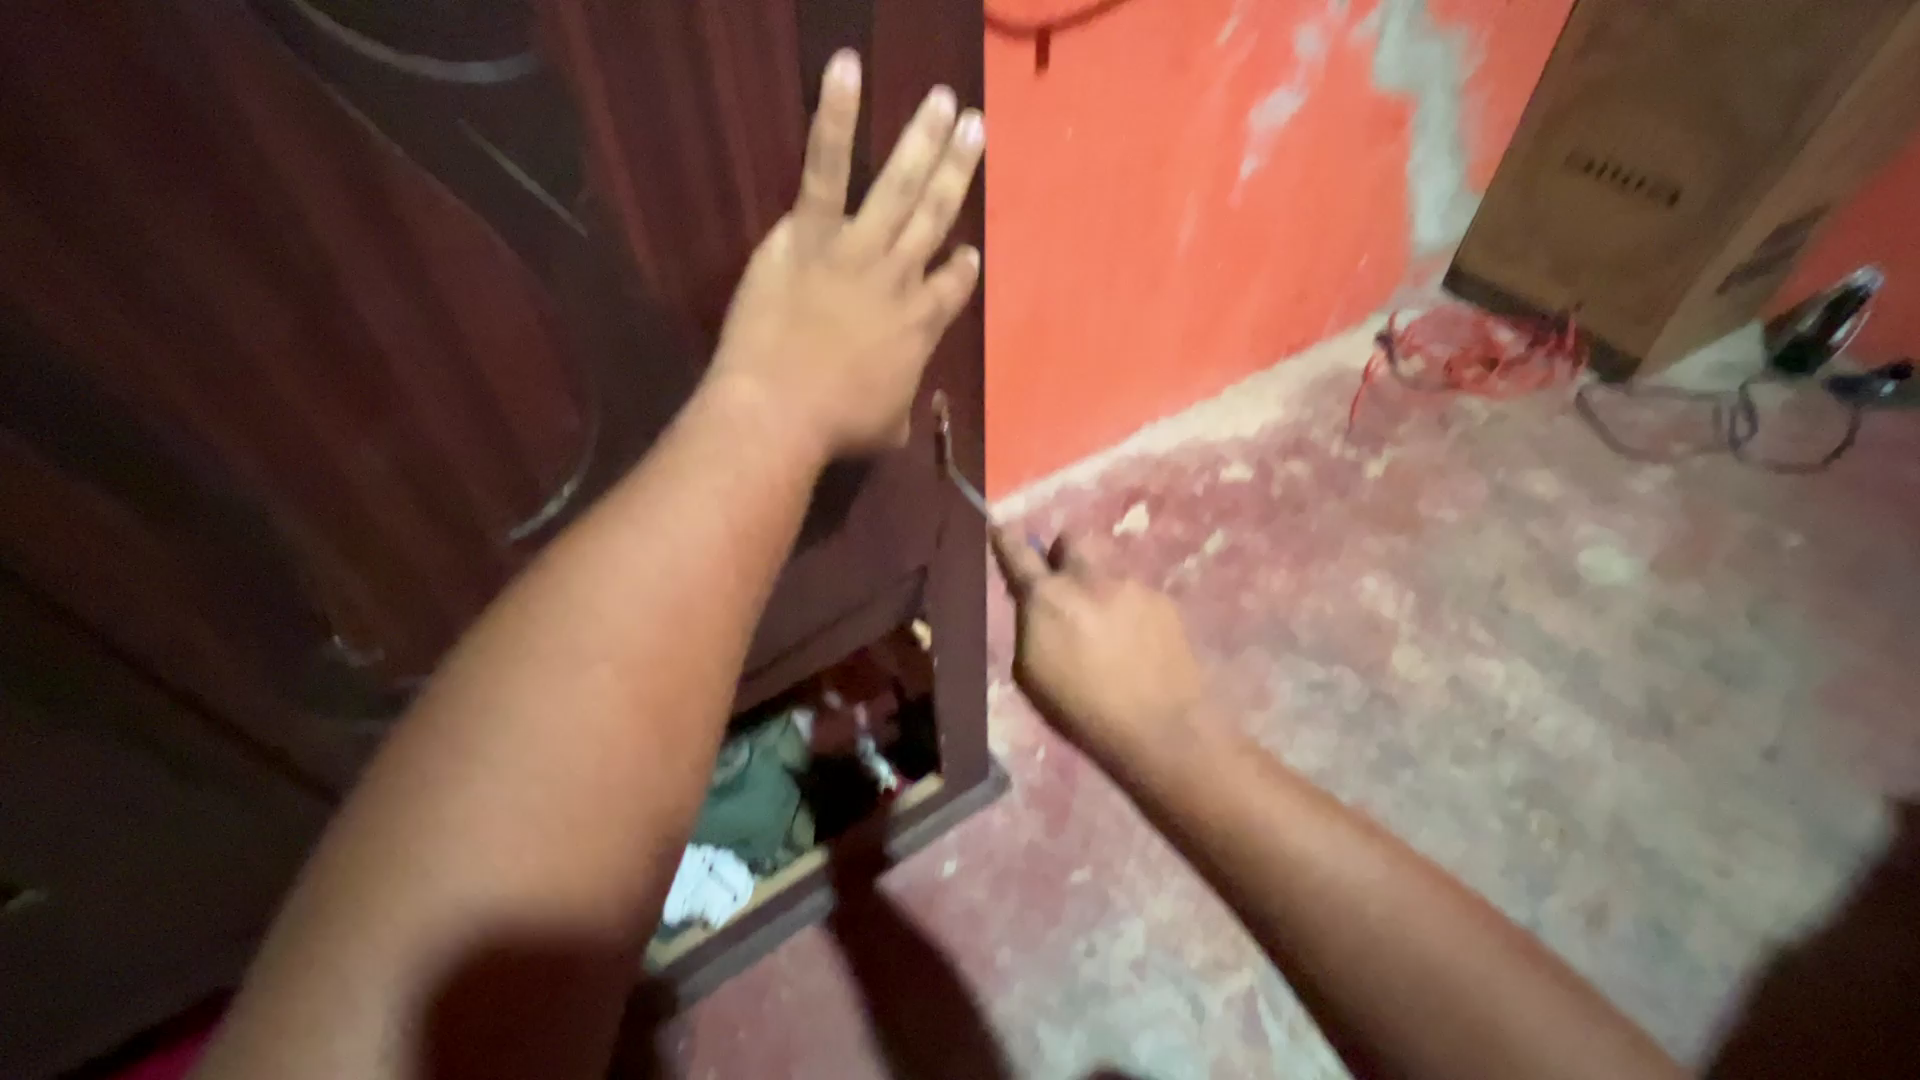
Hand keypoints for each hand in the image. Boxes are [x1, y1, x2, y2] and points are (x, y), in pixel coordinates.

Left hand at [709, 50, 983, 456]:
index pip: (953, 285)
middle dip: (958, 172)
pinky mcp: (811, 233)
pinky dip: (835, 117)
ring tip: (944, 100)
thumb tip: (904, 414)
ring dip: (924, 140)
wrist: (782, 411)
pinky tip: (847, 69)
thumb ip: (901, 409)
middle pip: (936, 216)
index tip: (968, 251)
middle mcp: (900, 278)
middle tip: (976, 129)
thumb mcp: (888, 429)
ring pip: (900, 186)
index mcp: (922, 326)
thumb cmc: (835, 427)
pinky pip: (826, 168)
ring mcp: (858, 250)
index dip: (962, 266)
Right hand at [991, 530, 1208, 768]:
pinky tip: (1137, 643)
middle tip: (1064, 587)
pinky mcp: (1163, 600)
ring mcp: (1130, 585)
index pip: (1016, 554)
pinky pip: (1136, 593)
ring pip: (1106, 571)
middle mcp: (1088, 579)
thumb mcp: (1030, 674)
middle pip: (1070, 540)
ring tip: (1108, 631)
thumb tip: (1033, 606)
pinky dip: (1129, 610)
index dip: (1004, 539)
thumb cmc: (1081, 711)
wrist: (1159, 728)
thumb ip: (1029, 626)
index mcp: (1046, 598)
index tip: (998, 526)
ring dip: (1098, 589)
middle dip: (1062, 556)